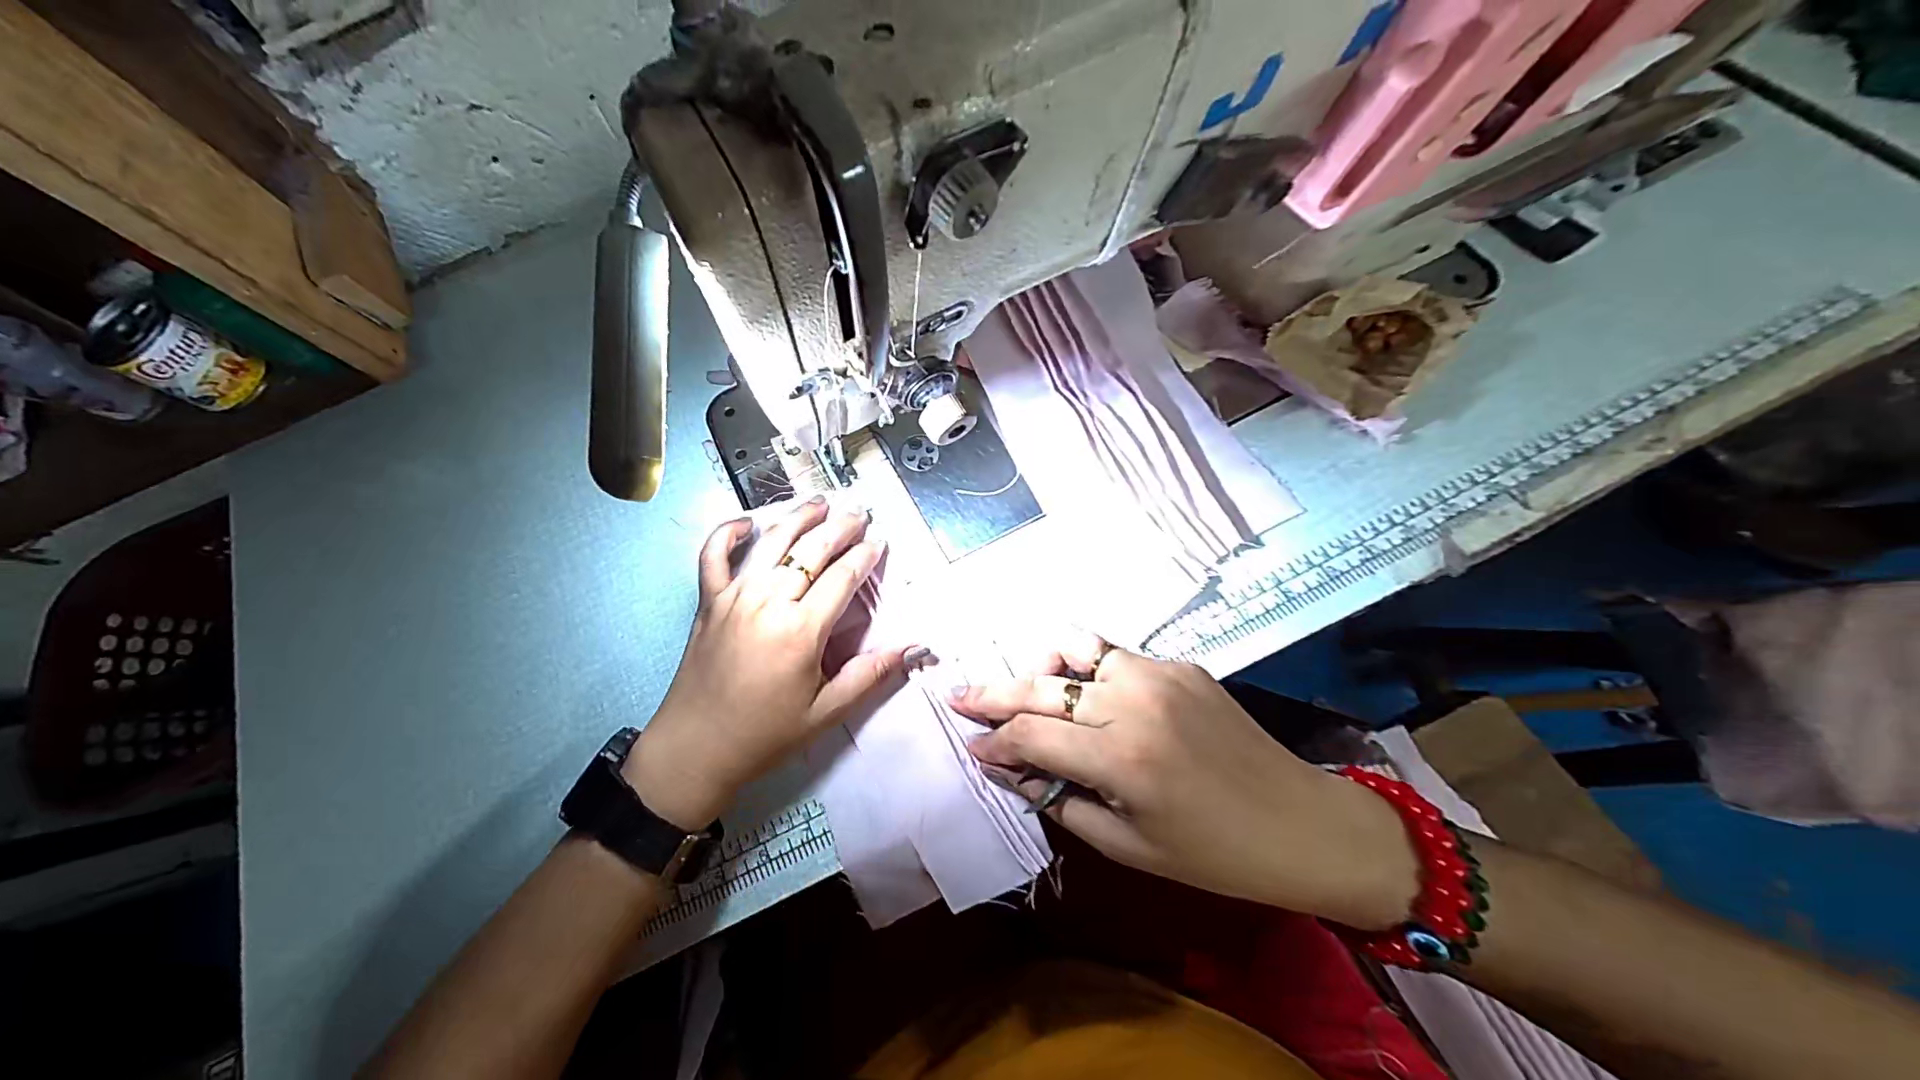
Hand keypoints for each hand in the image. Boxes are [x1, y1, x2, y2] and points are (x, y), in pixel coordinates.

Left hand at [626, 497, 910, 829]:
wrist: (695, 749)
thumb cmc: (764, 735)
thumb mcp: (825, 712)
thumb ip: (869, 675)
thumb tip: (911, 649)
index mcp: (800, 631)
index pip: (842, 578)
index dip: (865, 556)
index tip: (880, 542)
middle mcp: (767, 603)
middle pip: (810, 551)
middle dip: (840, 528)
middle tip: (859, 514)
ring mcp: (733, 598)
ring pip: (770, 544)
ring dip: (797, 518)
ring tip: (819, 502)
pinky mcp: (708, 602)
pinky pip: (713, 556)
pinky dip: (727, 533)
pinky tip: (746, 522)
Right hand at [952, 636, 1420, 929]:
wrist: (1303, 824)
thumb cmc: (1212, 854)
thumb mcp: (1125, 844)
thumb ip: (1058, 800)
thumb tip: (1006, 768)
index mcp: (1121, 757)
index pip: (1032, 736)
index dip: (995, 741)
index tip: (972, 746)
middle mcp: (1135, 701)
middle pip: (1042, 685)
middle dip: (994, 693)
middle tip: (960, 696)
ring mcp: (1161, 674)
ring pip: (1077, 651)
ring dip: (1042, 668)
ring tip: (1026, 686)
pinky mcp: (1181, 665)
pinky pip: (1116, 656)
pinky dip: (1088, 668)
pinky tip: (1084, 690)